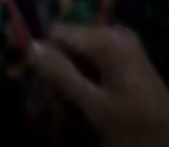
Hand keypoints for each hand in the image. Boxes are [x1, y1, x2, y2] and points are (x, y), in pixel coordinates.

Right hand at [30, 26, 168, 146]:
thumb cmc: (139, 135)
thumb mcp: (96, 109)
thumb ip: (61, 75)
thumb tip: (29, 45)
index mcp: (107, 39)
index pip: (58, 34)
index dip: (48, 63)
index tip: (50, 99)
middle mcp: (115, 35)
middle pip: (69, 48)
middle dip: (60, 83)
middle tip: (61, 120)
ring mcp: (125, 51)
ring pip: (81, 63)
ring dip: (72, 93)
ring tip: (73, 126)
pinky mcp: (130, 68)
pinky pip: (97, 72)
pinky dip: (88, 94)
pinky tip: (88, 120)